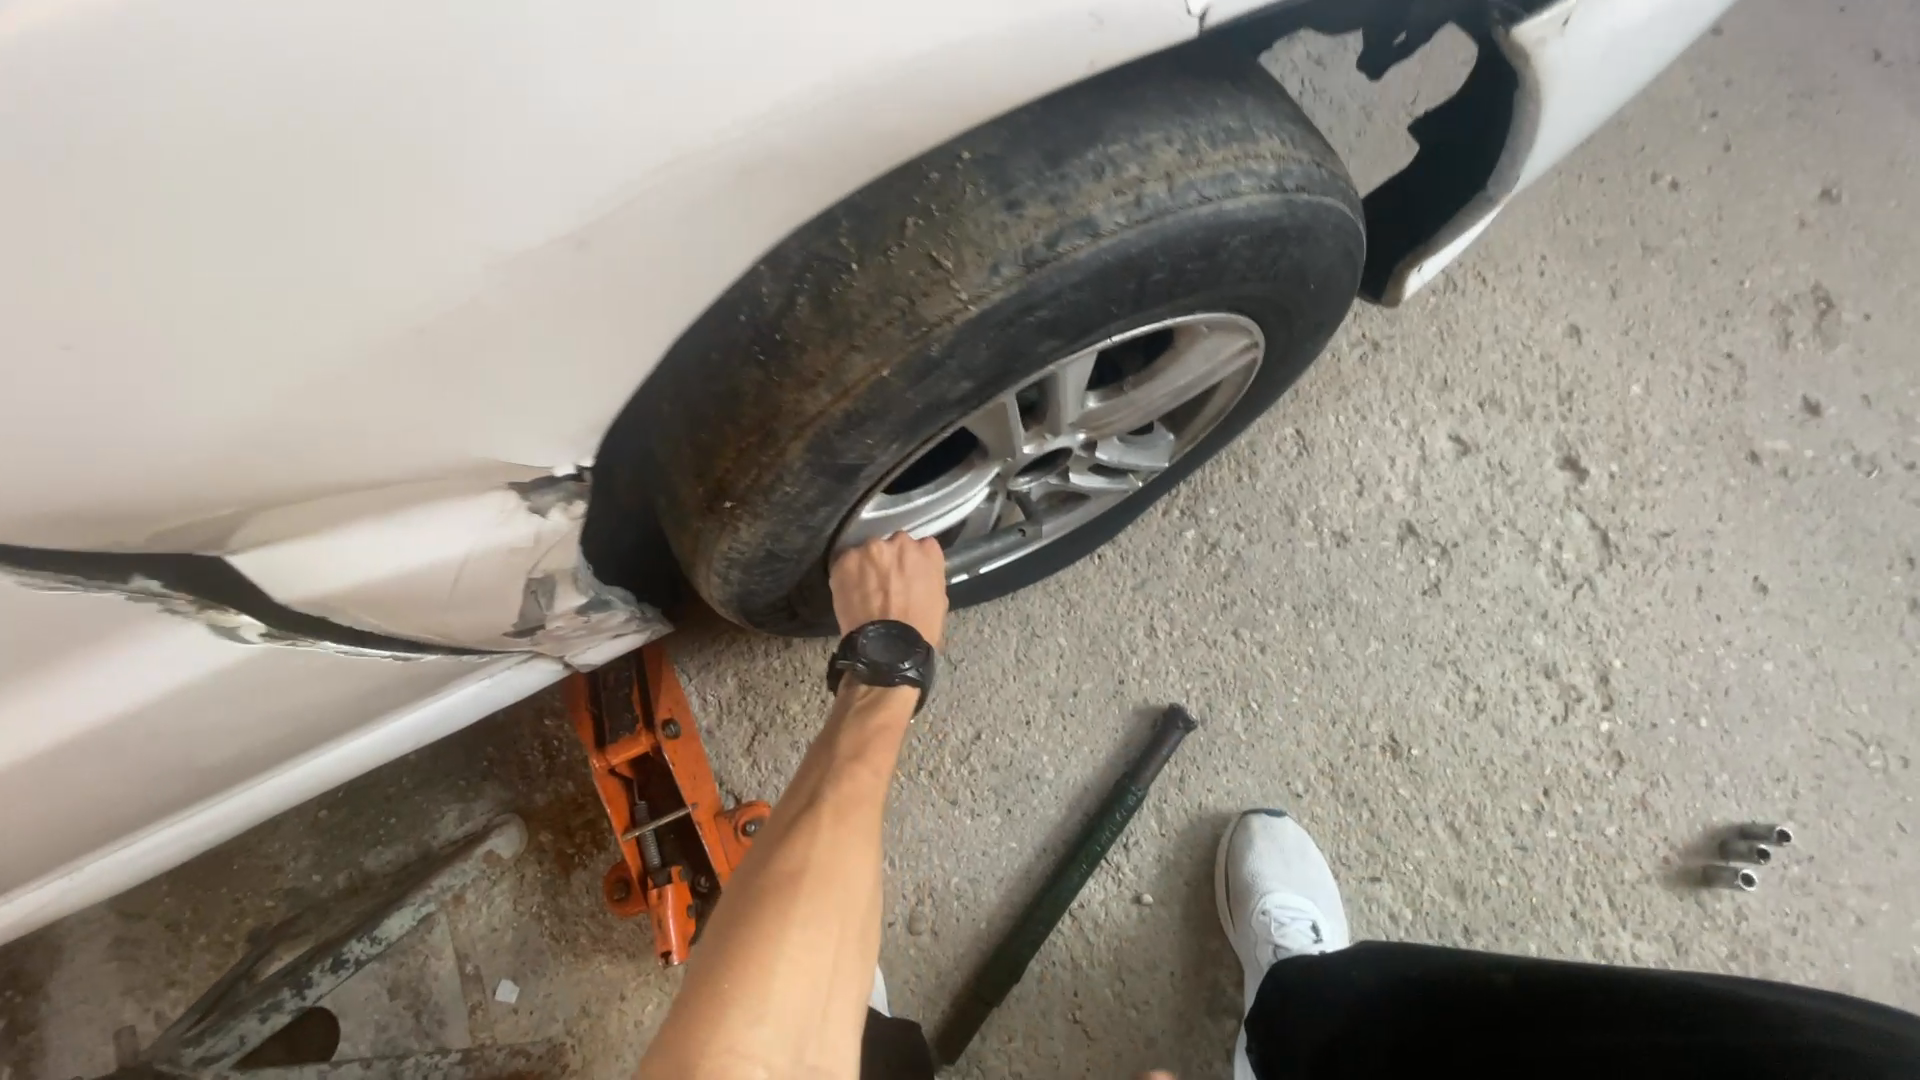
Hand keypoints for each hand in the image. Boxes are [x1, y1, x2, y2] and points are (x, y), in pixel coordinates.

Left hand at [829, 533, 947, 647]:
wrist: (889, 647)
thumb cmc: (920, 629)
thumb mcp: (939, 599)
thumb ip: (928, 576)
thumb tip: (916, 576)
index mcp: (928, 551)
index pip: (922, 546)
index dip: (912, 561)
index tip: (907, 573)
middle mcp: (900, 542)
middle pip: (893, 544)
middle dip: (889, 560)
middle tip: (886, 582)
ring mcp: (872, 549)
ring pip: (868, 552)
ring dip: (867, 566)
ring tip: (865, 590)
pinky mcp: (847, 560)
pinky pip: (846, 563)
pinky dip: (848, 575)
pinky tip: (851, 593)